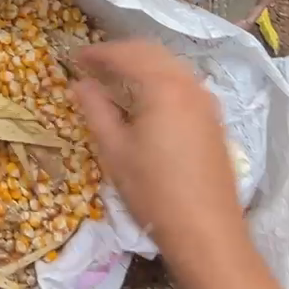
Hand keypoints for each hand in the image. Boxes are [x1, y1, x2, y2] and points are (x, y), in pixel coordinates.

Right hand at [71, 40, 277, 288]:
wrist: (209, 236)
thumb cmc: (155, 192)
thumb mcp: (114, 150)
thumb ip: (95, 108)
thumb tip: (79, 83)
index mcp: (163, 87)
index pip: (125, 55)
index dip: (97, 53)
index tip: (74, 59)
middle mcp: (188, 85)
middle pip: (150, 52)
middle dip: (120, 53)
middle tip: (93, 64)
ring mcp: (206, 102)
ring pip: (169, 65)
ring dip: (141, 63)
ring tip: (116, 77)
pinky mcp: (214, 120)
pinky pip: (184, 82)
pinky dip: (161, 78)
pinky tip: (147, 97)